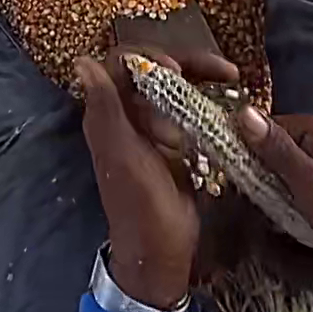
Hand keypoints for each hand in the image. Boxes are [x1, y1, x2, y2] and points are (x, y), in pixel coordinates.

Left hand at [74, 47, 237, 308]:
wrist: (161, 254)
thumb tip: (81, 60)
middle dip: (188, 65)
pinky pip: (191, 110)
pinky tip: (231, 106)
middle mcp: (128, 112)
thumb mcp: (122, 152)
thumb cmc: (139, 203)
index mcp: (109, 111)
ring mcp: (152, 126)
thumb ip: (105, 105)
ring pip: (176, 87)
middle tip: (224, 73)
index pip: (125, 62)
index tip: (178, 69)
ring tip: (231, 82)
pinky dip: (209, 105)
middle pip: (156, 69)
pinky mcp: (175, 141)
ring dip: (202, 83)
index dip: (151, 57)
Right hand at [235, 107, 312, 276]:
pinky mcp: (312, 181)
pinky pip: (281, 179)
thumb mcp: (309, 182)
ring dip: (260, 181)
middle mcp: (307, 137)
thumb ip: (276, 148)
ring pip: (269, 164)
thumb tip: (242, 111)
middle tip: (237, 190)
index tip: (222, 166)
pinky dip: (273, 191)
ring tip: (249, 201)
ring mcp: (310, 159)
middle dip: (248, 165)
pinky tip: (267, 206)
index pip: (255, 125)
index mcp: (306, 129)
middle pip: (261, 144)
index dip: (237, 143)